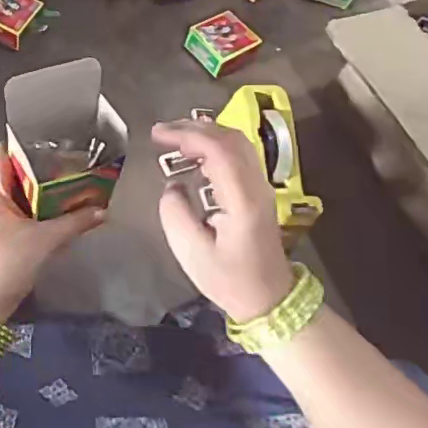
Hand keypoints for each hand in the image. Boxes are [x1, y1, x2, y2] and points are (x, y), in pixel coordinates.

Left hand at [0, 143, 105, 318]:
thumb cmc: (3, 266)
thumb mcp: (43, 242)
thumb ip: (74, 222)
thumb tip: (103, 210)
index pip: (4, 150)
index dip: (29, 143)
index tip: (58, 144)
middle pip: (12, 169)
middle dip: (41, 168)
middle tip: (72, 166)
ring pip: (14, 190)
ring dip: (38, 189)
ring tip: (69, 185)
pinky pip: (12, 207)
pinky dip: (31, 206)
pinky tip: (54, 211)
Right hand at [154, 119, 294, 321]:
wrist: (269, 299)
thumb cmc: (230, 280)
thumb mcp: (192, 253)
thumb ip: (175, 213)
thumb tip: (172, 185)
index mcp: (242, 200)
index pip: (219, 150)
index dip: (187, 135)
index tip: (158, 135)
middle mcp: (257, 186)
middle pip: (230, 138)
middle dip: (193, 128)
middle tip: (161, 132)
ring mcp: (261, 187)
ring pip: (237, 142)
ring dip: (205, 133)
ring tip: (174, 138)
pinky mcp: (258, 191)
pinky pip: (239, 155)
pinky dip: (214, 145)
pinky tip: (195, 153)